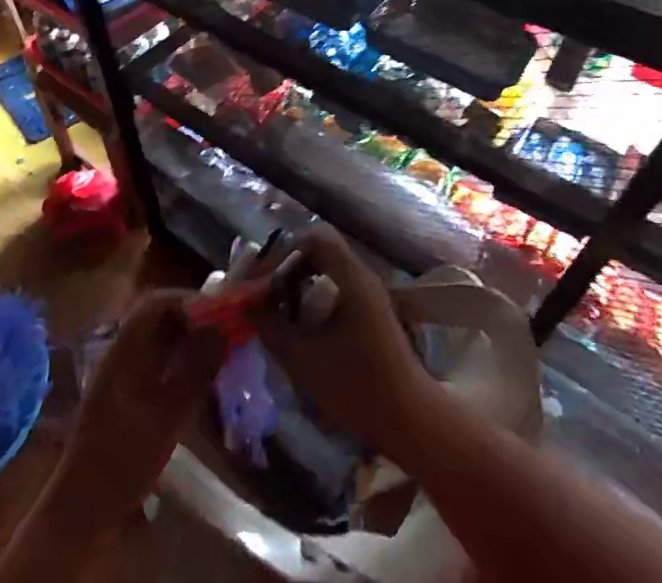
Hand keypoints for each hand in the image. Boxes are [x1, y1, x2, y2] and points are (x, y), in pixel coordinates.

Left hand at [56, 289, 224, 519]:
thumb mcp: (166, 416)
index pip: (155, 304)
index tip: (224, 311)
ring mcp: (123, 374)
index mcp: (123, 351)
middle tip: (231, 332)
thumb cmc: (123, 460)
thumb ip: (194, 370)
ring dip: (190, 340)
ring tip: (226, 352)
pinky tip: (206, 379)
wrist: (83, 506)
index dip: (190, 300)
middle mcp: (121, 354)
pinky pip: (158, 364)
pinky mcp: (128, 395)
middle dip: (195, 318)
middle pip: (158, 319)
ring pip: (160, 341)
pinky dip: (182, 363)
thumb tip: (222, 330)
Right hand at [249, 226, 438, 460]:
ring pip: (326, 271)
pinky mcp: (372, 316)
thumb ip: (270, 327)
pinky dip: (312, 299)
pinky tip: (299, 327)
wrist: (414, 424)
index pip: (316, 238)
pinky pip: (336, 290)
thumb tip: (247, 307)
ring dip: (298, 284)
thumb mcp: (303, 358)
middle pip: (319, 251)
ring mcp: (370, 298)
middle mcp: (364, 280)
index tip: (263, 276)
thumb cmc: (359, 388)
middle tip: (264, 293)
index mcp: (352, 281)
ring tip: (277, 311)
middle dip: (286, 267)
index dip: (284, 249)